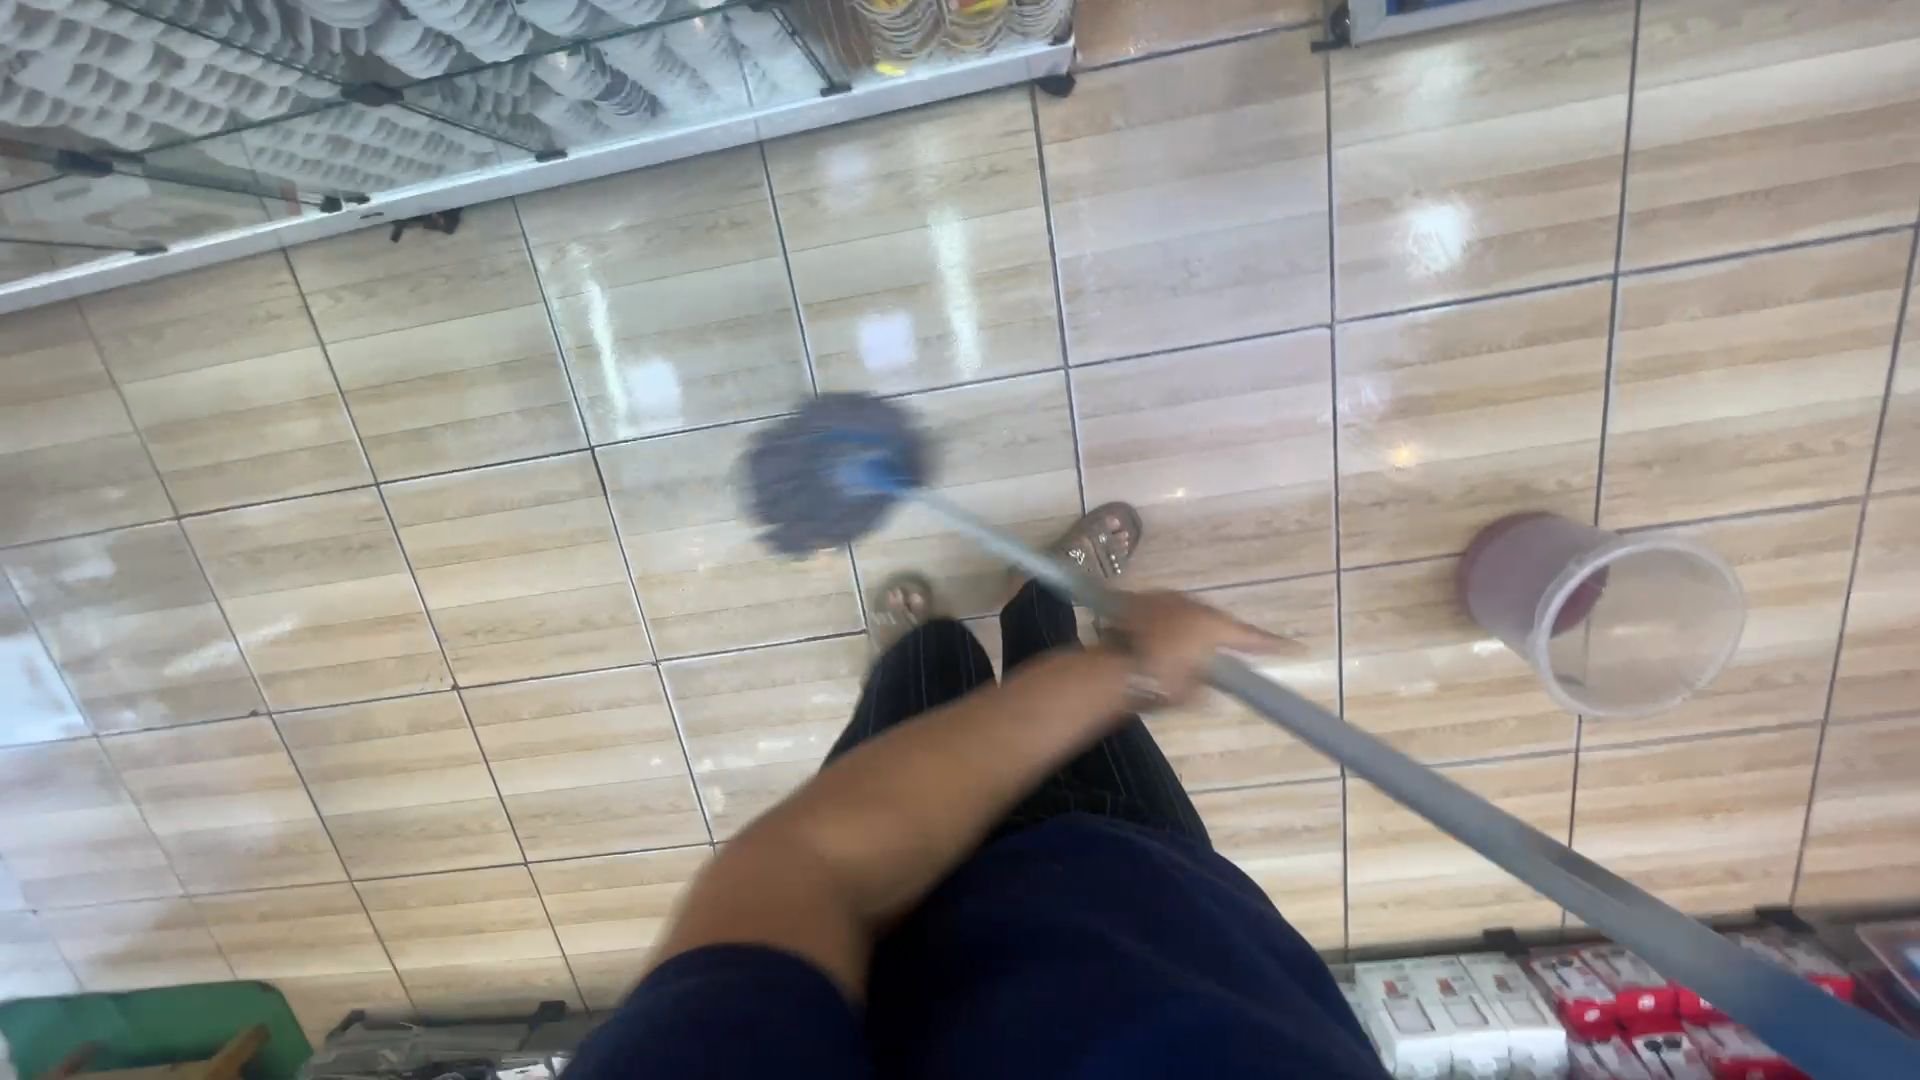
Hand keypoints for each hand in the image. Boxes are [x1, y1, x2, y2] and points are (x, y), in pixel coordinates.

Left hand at [1109, 591, 1291, 705]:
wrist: (1112, 665)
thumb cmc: (1157, 681)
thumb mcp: (1189, 693)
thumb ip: (1206, 687)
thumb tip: (1209, 687)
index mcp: (1213, 627)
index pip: (1253, 638)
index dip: (1275, 645)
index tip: (1298, 649)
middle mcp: (1194, 606)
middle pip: (1217, 622)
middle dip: (1220, 637)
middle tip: (1222, 653)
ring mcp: (1166, 598)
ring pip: (1189, 614)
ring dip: (1190, 629)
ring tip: (1183, 648)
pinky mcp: (1141, 598)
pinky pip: (1164, 611)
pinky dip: (1166, 623)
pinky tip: (1157, 637)